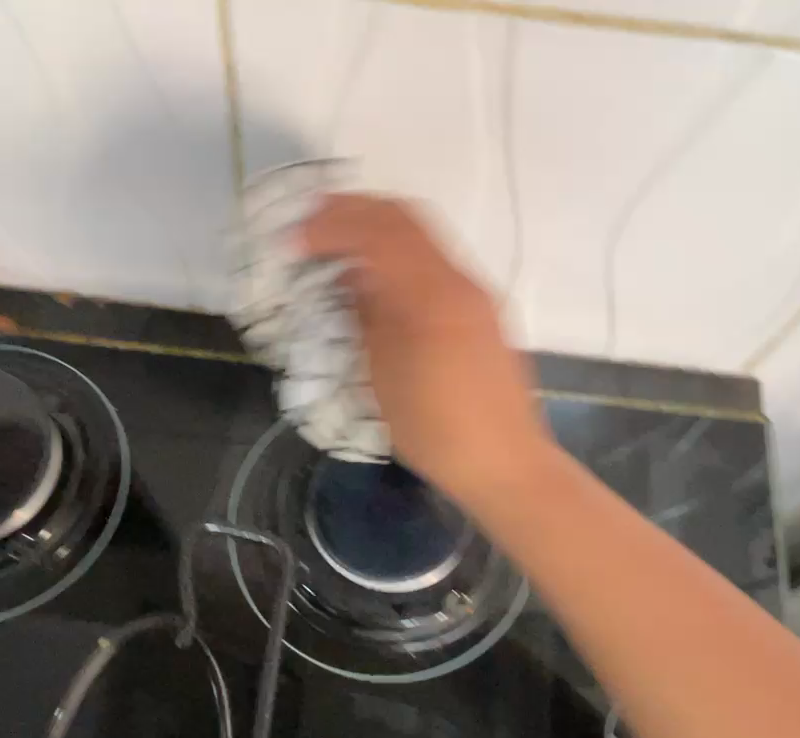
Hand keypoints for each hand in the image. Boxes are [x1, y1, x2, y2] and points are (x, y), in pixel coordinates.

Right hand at [298, 194, 553, 511]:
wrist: (505, 463)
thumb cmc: (436, 431)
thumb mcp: (384, 380)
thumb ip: (367, 319)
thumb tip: (350, 280)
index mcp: (431, 296)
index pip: (376, 231)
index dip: (330, 225)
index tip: (294, 240)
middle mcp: (460, 282)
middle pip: (405, 218)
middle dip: (355, 212)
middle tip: (313, 223)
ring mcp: (478, 295)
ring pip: (424, 239)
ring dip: (379, 232)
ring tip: (339, 248)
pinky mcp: (486, 313)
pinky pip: (437, 266)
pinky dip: (402, 259)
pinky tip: (378, 284)